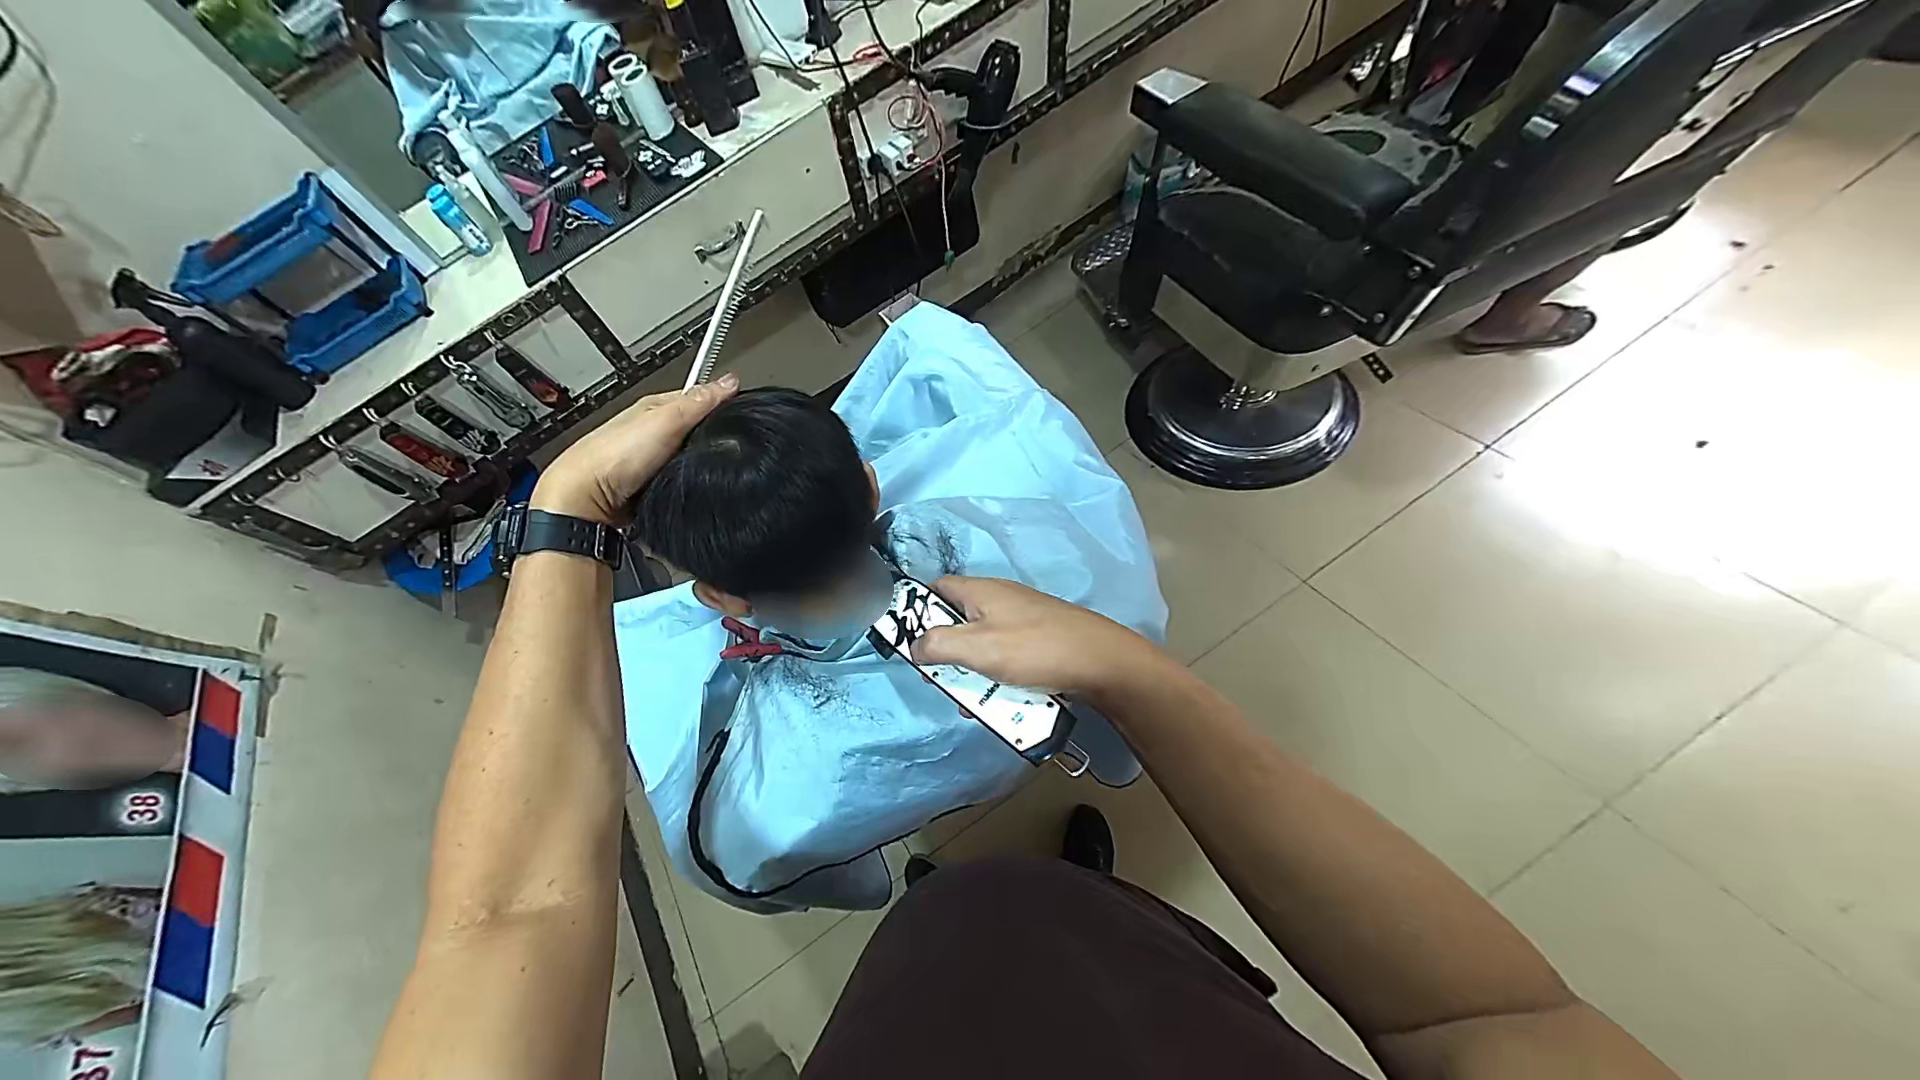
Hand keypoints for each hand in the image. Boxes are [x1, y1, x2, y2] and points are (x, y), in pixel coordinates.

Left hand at [530, 374, 737, 524]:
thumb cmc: (613, 457)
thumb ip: (699, 402)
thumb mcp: (665, 420)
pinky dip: (692, 482)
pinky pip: (684, 480)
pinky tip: (696, 484)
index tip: (743, 410)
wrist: (587, 502)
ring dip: (703, 463)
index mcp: (655, 409)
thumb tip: (729, 382)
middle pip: (699, 431)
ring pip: (693, 457)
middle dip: (715, 437)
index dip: (723, 403)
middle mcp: (654, 433)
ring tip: (714, 465)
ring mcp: (654, 460)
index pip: (700, 398)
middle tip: (729, 443)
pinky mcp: (656, 486)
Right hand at [912, 577, 1171, 701]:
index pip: (937, 589)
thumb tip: (915, 645)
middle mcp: (1000, 599)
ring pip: (982, 646)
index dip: (918, 611)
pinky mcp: (1039, 641)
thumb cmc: (1034, 649)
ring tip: (972, 703)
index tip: (912, 641)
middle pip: (958, 622)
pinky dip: (998, 678)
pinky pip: (1007, 658)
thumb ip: (938, 644)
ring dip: (972, 674)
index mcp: (980, 591)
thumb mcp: (977, 648)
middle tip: (942, 681)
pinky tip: (1001, 702)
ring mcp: (1022, 620)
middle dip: (947, 655)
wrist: (1101, 662)